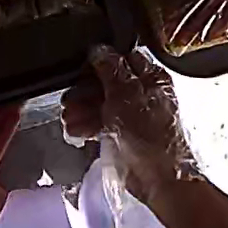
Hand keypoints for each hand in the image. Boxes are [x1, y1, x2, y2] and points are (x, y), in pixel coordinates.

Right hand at [62, 45, 197, 202]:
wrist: (159, 178)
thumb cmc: (148, 132)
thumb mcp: (125, 93)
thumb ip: (110, 69)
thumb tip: (98, 49)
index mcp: (151, 77)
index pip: (121, 60)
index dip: (99, 64)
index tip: (79, 70)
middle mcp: (144, 93)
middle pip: (108, 83)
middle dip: (85, 91)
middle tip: (68, 99)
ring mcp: (134, 115)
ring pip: (103, 104)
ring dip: (82, 110)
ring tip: (67, 119)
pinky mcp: (125, 135)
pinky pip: (103, 123)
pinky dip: (88, 125)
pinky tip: (74, 131)